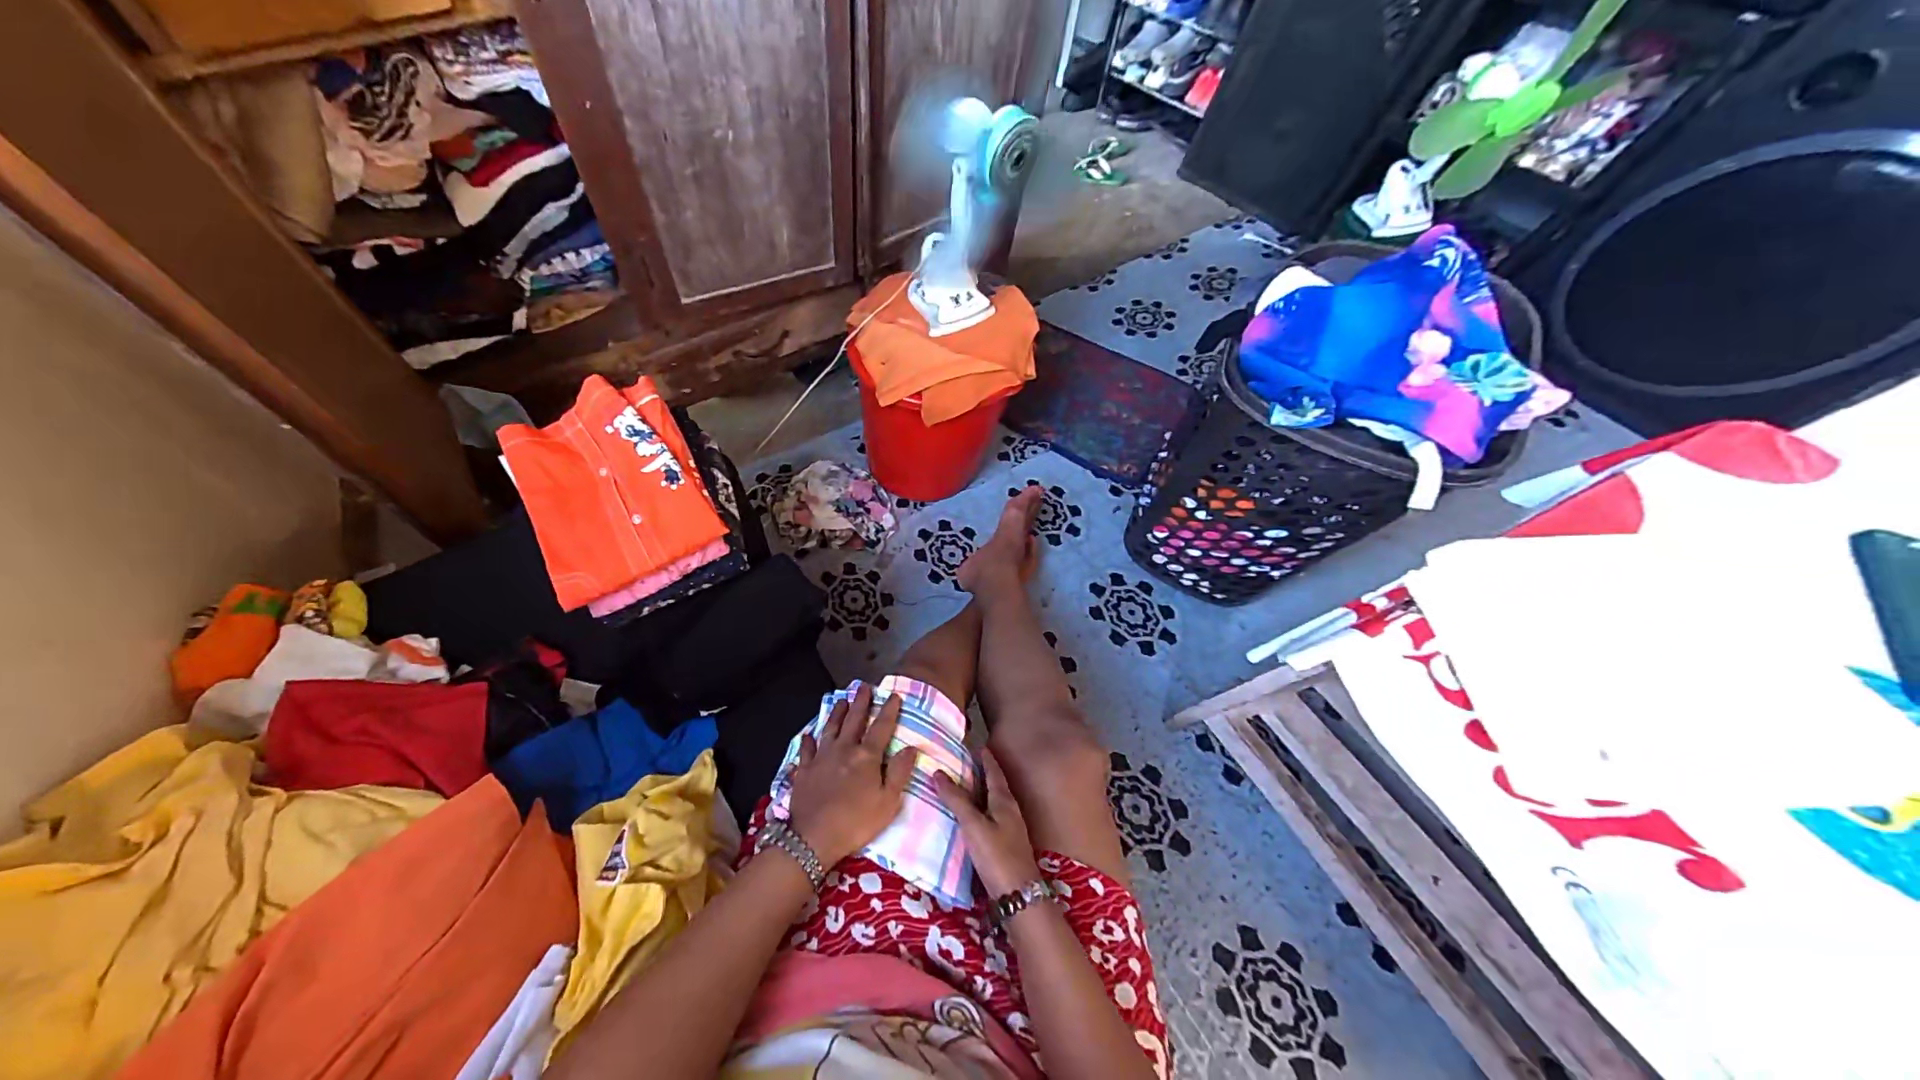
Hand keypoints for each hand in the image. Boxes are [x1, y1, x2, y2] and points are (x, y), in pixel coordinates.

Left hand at [787, 683, 918, 866]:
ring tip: (840, 699)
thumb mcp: (888, 801)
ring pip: (830, 728)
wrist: (813, 838)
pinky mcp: (804, 770)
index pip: (881, 727)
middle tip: (863, 686)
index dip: (889, 710)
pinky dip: (808, 740)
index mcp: (867, 756)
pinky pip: (807, 750)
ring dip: (836, 713)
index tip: (893, 695)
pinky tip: (808, 734)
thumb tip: (910, 747)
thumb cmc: (856, 822)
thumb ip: (899, 772)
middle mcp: (844, 749)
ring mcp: (821, 758)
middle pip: (854, 720)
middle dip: (860, 702)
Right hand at [936, 748, 1042, 898]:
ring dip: (980, 792)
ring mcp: (1010, 829)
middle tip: (965, 762)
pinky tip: (970, 819)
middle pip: (995, 785)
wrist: (1018, 895)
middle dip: (982, 773)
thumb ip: (957, 800)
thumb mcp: (973, 824)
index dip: (986, 758)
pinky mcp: (1006, 845)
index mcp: (1004, 800)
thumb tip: (938, 772)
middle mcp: (1009, 811)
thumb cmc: (997, 855)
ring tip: (964, 786)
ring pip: (993, 802)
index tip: (978, 744)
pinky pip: (991, 818)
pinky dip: (980, 811)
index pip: (994, 772)